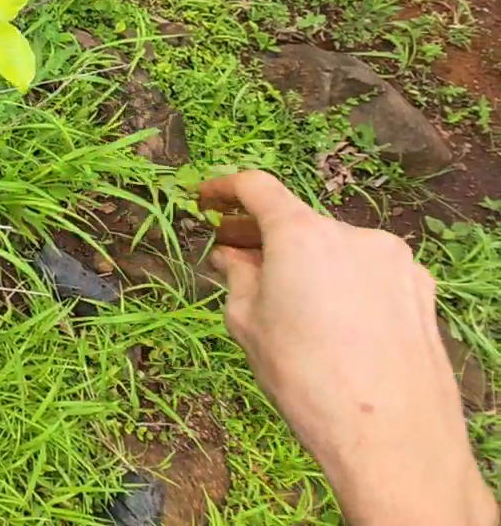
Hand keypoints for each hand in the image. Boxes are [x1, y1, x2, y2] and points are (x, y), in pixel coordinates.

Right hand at [201, 171, 495, 525]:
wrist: (393, 441)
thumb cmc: (302, 372)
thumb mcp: (244, 317)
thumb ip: (238, 274)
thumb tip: (235, 256)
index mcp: (303, 235)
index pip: (256, 187)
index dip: (222, 188)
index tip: (203, 201)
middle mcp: (356, 238)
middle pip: (296, 219)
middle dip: (260, 233)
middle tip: (231, 255)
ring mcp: (398, 267)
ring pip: (331, 246)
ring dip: (299, 256)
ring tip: (278, 289)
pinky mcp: (424, 297)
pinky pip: (365, 270)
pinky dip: (335, 276)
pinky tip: (322, 311)